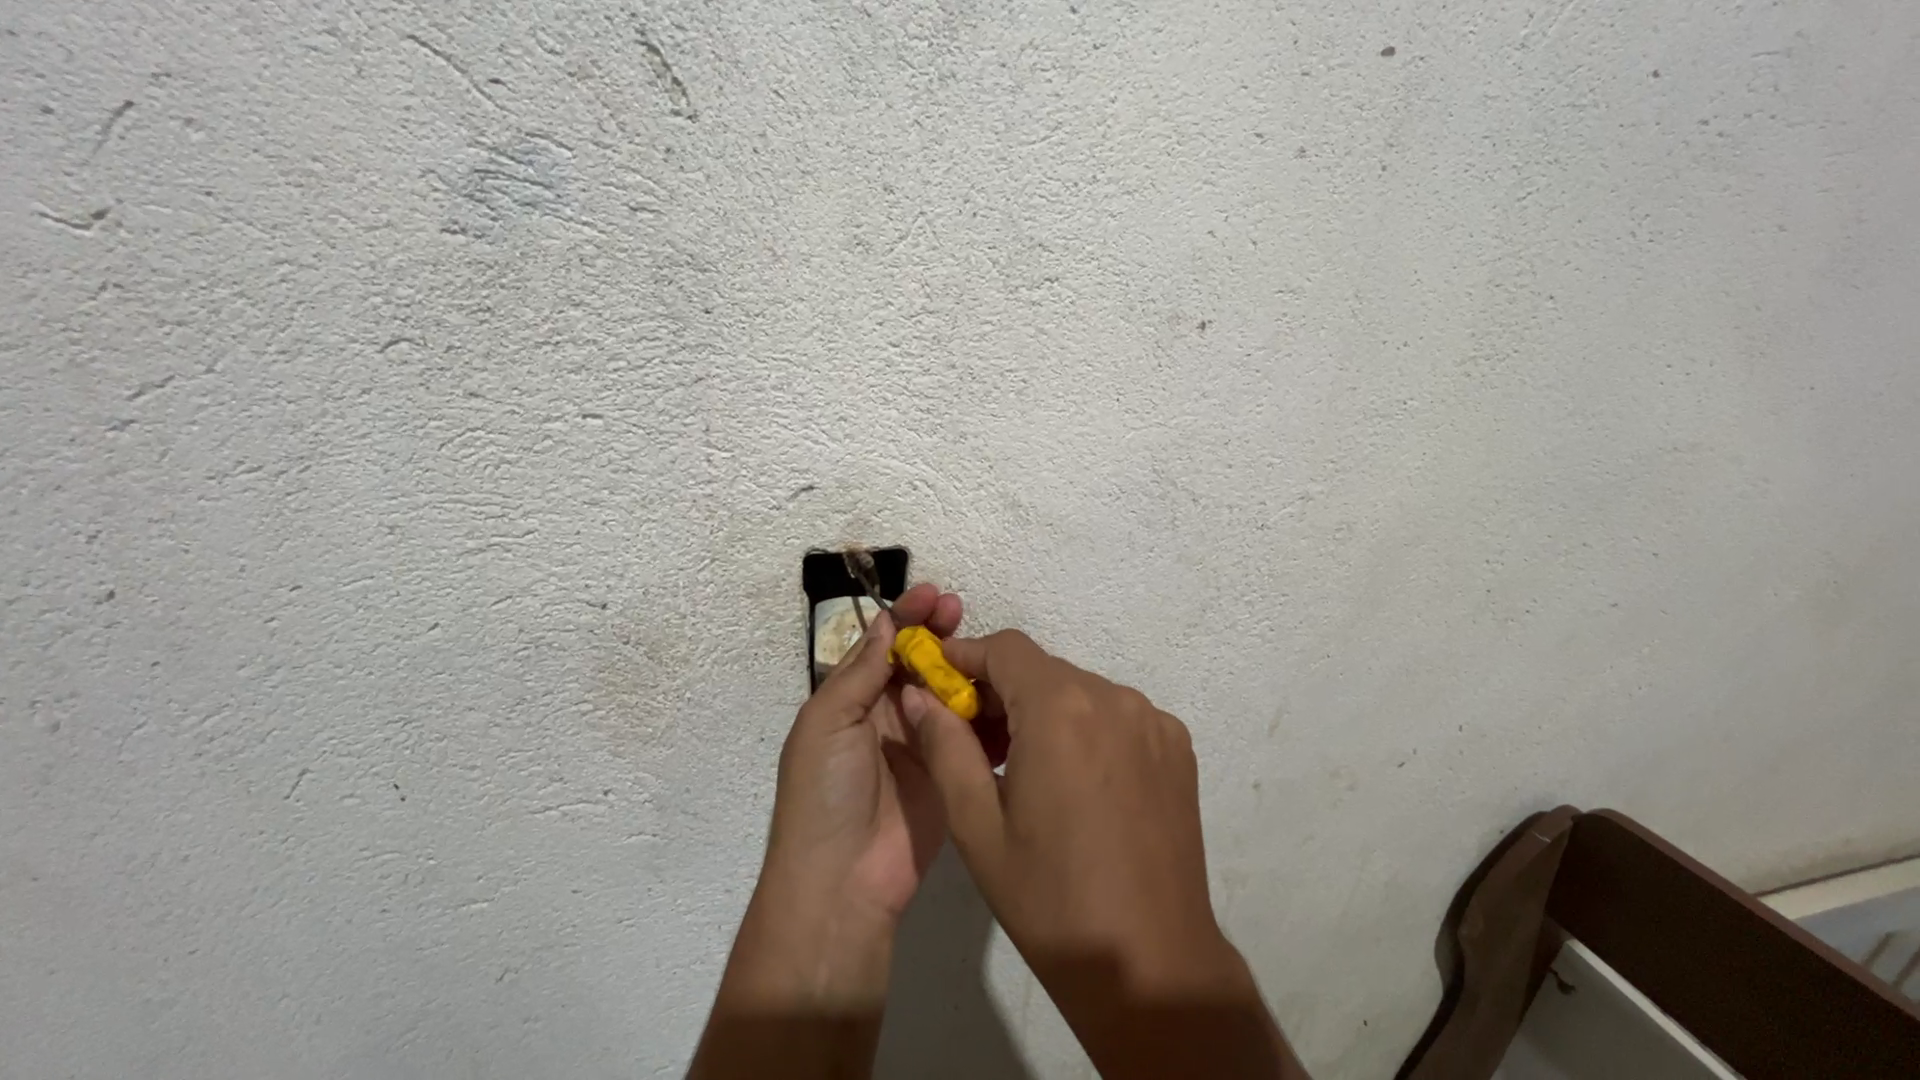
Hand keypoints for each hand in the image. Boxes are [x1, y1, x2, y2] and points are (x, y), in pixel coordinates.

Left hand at [690, 586, 963, 1079]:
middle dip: (939, 634)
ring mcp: (922, 746)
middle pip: (919, 663)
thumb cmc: (824, 792)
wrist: (844, 881)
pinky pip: (972, 733)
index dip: (906, 618)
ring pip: (949, 693)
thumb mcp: (828, 721)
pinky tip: (1006, 691)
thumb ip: (860, 672)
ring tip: (988, 650)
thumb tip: (886, 623)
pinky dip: (988, 711)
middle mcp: (886, 717)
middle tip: (962, 612)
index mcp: (850, 700)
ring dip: (966, 668)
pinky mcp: (951, 773)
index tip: (933, 594)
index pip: (882, 646)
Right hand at [901, 631, 1305, 1078]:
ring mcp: (1154, 722)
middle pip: (1044, 669)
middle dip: (1001, 690)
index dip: (965, 657)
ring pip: (1080, 691)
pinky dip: (1084, 729)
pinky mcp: (1177, 748)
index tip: (936, 681)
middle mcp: (1115, 698)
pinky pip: (1116, 717)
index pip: (1006, 648)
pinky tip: (1071, 783)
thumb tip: (920, 694)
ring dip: (1043, 711)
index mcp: (1062, 709)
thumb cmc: (1049, 898)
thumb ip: (945, 746)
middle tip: (970, 737)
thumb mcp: (977, 824)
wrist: (1152, 962)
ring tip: (1019, 767)